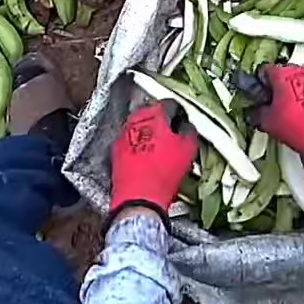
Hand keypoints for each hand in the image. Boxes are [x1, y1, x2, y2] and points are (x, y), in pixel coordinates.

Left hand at [108, 101, 198, 220]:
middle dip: (163, 122)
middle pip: (152, 113)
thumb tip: (186, 126)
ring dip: (149, 133)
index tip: (185, 123)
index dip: (181, 114)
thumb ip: (189, 132)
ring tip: (159, 150)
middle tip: (173, 136)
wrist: (138, 198)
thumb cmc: (165, 172)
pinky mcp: (115, 148)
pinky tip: (145, 158)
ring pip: (140, 126)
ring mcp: (123, 133)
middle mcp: (135, 118)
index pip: (171, 104)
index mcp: (155, 114)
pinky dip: (138, 144)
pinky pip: (130, 140)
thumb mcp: (187, 150)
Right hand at [254, 64, 303, 171]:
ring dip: (292, 95)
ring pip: (298, 84)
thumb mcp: (269, 123)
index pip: (263, 71)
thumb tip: (255, 113)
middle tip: (272, 107)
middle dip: (276, 90)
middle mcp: (302, 72)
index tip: (258, 96)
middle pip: (282, 76)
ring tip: (289, 115)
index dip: (257, 85)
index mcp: (283, 73)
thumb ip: (257, 112)